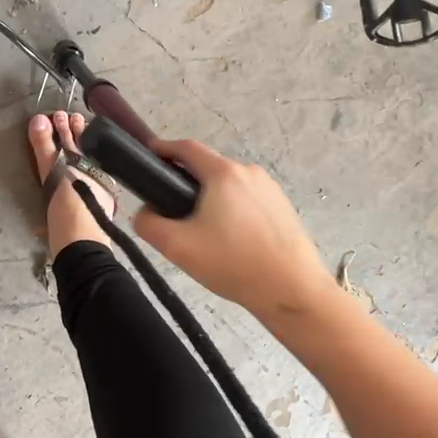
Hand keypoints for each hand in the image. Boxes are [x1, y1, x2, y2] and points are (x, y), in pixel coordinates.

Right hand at [132, 139, 332, 317]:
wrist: (292, 290)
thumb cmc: (233, 264)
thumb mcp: (178, 248)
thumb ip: (148, 224)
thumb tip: (145, 211)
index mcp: (223, 173)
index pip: (186, 148)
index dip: (163, 148)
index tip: (148, 155)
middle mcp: (248, 172)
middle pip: (208, 167)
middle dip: (186, 182)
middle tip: (172, 211)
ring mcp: (269, 188)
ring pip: (228, 185)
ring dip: (211, 199)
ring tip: (202, 233)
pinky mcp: (282, 206)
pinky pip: (247, 199)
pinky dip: (232, 210)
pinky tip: (231, 240)